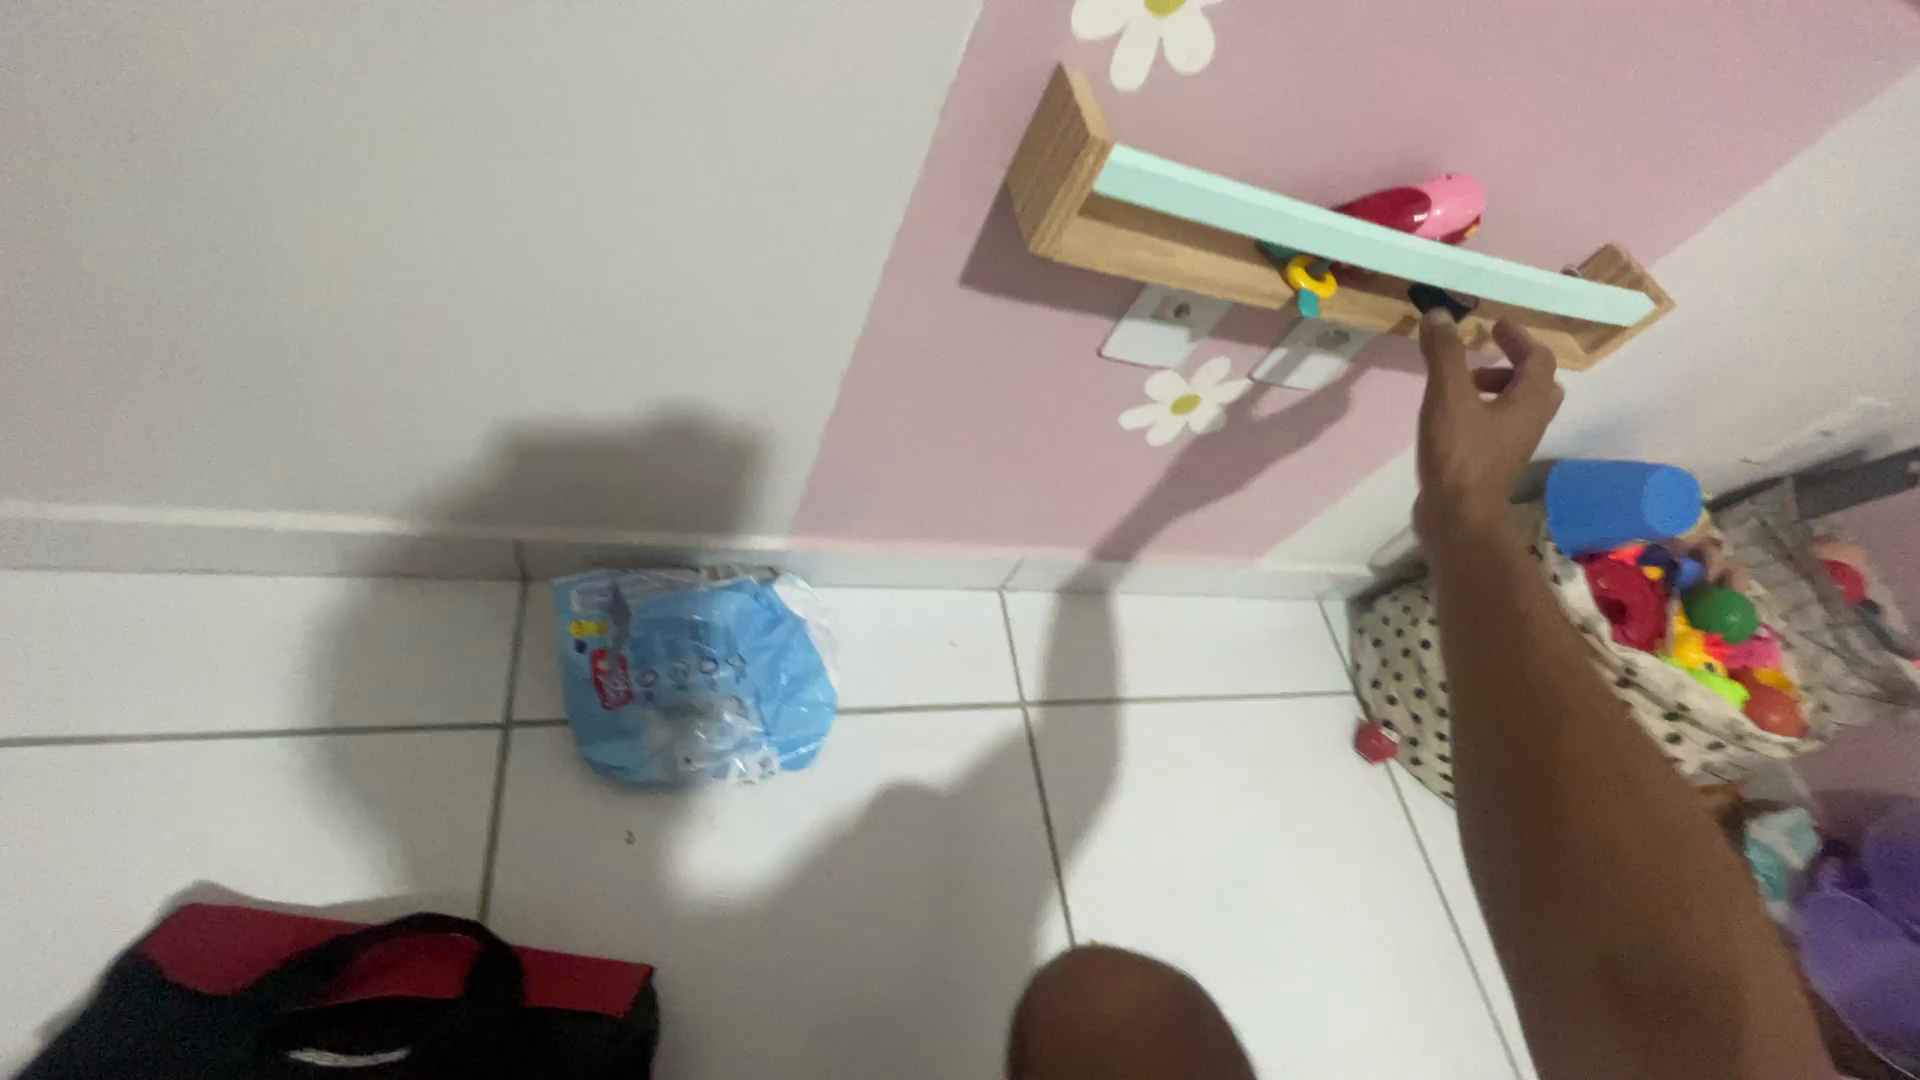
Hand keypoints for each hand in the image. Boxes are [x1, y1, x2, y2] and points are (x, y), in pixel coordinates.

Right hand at [1413, 311, 1563, 547]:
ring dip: (1495, 393)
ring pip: (1517, 409)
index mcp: (1529, 401)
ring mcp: (1512, 446)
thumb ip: (1445, 355)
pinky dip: (1481, 415)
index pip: (1538, 359)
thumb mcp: (1448, 397)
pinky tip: (1449, 422)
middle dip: (1510, 369)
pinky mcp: (1491, 464)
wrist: (1457, 514)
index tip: (1495, 327)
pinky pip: (1496, 429)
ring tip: (1458, 393)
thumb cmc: (1459, 454)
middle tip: (1479, 365)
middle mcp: (1529, 422)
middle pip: (1536, 386)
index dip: (1519, 339)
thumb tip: (1439, 315)